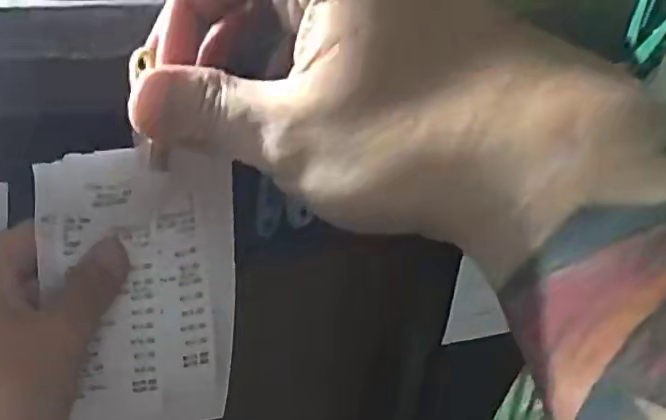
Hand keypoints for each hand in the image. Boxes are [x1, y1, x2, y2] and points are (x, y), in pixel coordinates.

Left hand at [0, 224, 128, 419]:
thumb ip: (90, 284)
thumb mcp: (63, 332)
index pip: (34, 234)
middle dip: (81, 270)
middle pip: (32, 268)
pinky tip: (100, 337)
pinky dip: (59, 333)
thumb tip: (114, 244)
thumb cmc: (20, 388)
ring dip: (75, 304)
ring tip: (130, 297)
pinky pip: (28, 333)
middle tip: (138, 264)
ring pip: (34, 303)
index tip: (128, 232)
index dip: (80, 233)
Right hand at [129, 0, 665, 277]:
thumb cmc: (400, 140)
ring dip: (225, 75)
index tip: (157, 106)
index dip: (172, 38)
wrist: (527, 159)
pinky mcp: (389, 30)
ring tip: (205, 138)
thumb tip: (138, 96)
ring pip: (268, 20)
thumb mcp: (285, 131)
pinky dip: (265, 78)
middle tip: (171, 129)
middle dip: (193, 59)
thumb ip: (206, 108)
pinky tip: (252, 125)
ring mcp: (374, 3)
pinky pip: (303, 38)